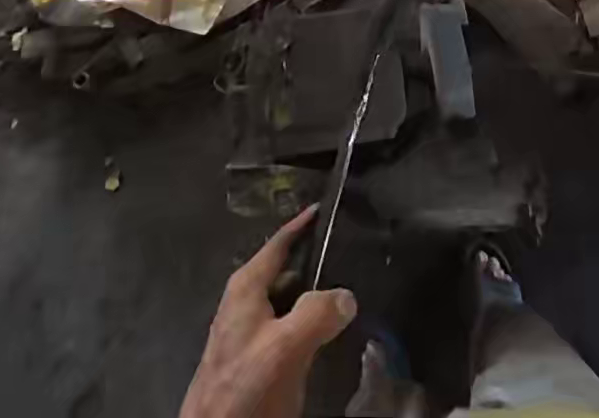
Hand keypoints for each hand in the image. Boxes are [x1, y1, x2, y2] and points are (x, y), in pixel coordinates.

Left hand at [179, 205, 358, 417]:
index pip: (279, 242)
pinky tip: (331, 337)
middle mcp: (244, 303)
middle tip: (354, 257)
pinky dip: (310, 326)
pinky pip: (289, 329)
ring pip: (290, 302)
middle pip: (287, 270)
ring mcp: (248, 334)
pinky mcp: (254, 362)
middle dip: (317, 263)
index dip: (303, 224)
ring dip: (316, 298)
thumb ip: (318, 313)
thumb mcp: (285, 348)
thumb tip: (346, 296)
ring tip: (350, 296)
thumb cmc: (244, 390)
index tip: (327, 207)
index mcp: (246, 287)